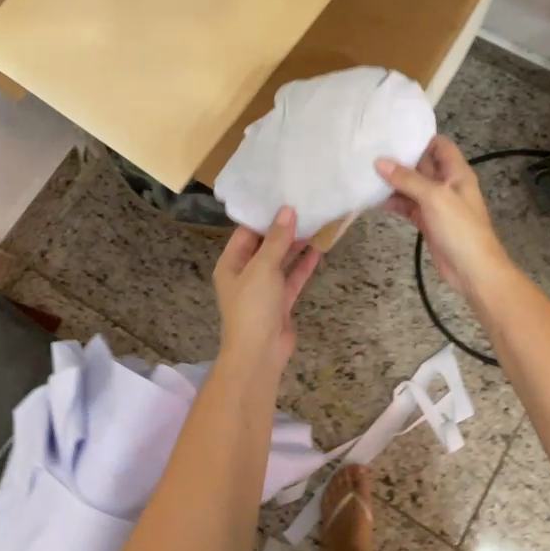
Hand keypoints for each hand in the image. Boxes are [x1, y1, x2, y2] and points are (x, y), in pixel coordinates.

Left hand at [212, 207, 320, 366]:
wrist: (259, 353)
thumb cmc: (253, 306)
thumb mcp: (263, 267)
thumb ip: (277, 240)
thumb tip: (287, 211)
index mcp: (231, 264)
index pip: (246, 233)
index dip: (263, 216)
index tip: (282, 198)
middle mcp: (245, 274)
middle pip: (264, 246)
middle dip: (282, 229)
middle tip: (303, 206)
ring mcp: (263, 289)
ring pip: (281, 261)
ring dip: (295, 246)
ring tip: (314, 223)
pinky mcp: (280, 302)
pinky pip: (292, 278)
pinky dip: (303, 265)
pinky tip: (318, 250)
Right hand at [378, 136, 513, 299]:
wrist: (472, 269)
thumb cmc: (460, 228)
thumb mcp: (434, 198)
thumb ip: (407, 179)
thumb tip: (380, 162)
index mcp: (456, 173)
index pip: (440, 146)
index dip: (421, 137)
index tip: (394, 132)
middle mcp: (447, 185)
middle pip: (423, 165)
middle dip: (401, 159)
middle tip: (372, 150)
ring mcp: (437, 205)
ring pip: (413, 187)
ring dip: (394, 182)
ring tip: (367, 172)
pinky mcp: (428, 222)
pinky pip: (409, 207)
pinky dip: (395, 203)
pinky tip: (375, 199)